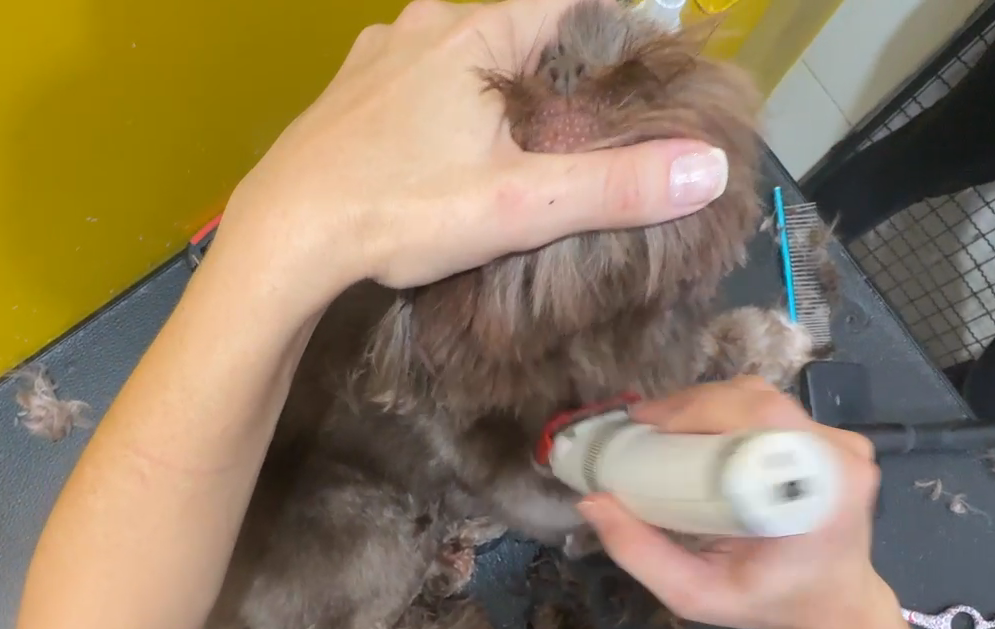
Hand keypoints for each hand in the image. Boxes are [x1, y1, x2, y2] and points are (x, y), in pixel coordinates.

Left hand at [219, 0, 730, 304]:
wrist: (286, 236)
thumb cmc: (401, 211)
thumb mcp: (517, 206)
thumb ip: (612, 188)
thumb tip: (708, 171)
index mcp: (479, 35)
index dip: (607, 26)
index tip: (628, 74)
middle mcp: (425, 27)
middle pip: (512, 30)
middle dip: (546, 73)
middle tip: (566, 134)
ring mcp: (375, 59)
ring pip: (454, 57)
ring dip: (484, 91)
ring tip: (501, 150)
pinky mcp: (342, 97)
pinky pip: (406, 85)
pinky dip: (432, 107)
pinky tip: (430, 152)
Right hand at [577, 377, 890, 628]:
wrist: (829, 605)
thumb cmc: (763, 601)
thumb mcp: (693, 593)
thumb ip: (641, 553)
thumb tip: (592, 501)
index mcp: (819, 494)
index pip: (760, 421)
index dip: (698, 411)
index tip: (647, 427)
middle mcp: (839, 457)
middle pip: (758, 400)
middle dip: (691, 404)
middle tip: (643, 427)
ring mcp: (843, 444)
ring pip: (764, 398)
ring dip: (707, 405)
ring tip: (664, 429)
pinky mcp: (834, 441)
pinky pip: (773, 411)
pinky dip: (727, 413)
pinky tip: (697, 434)